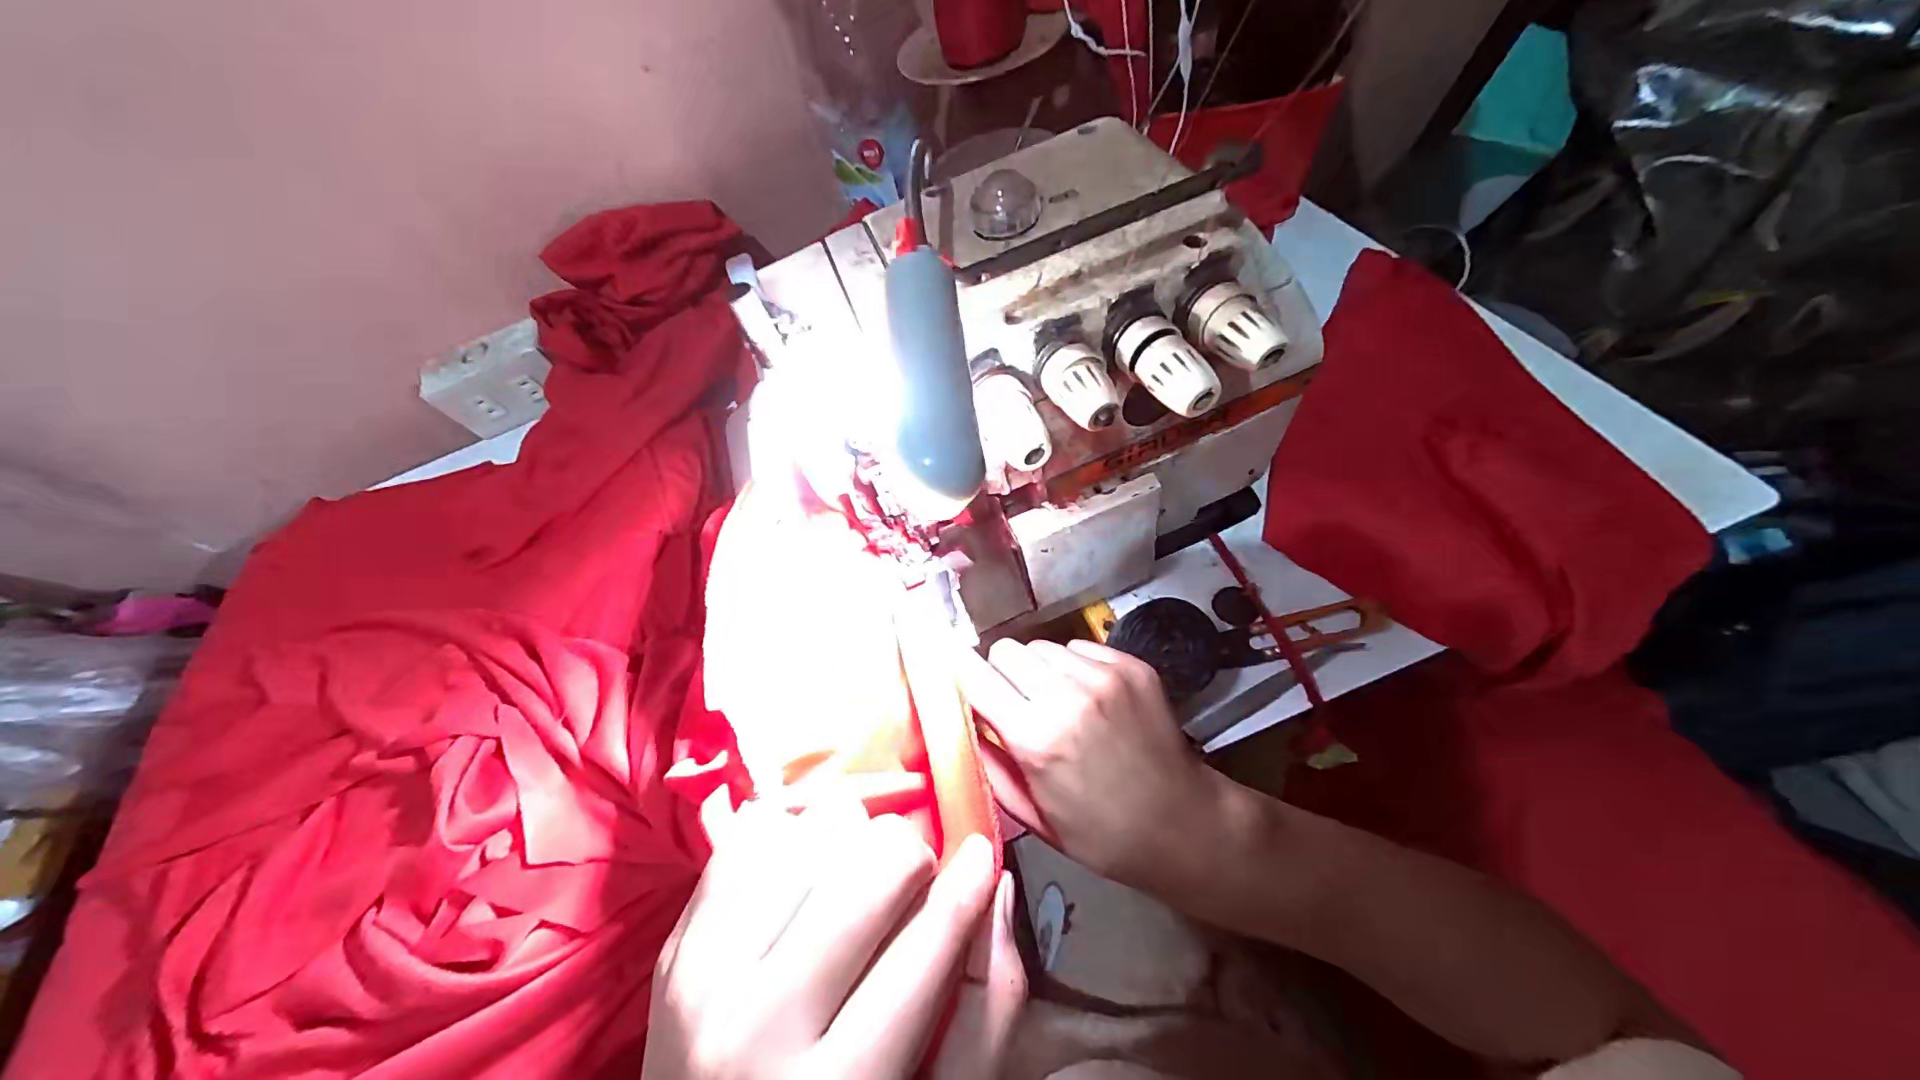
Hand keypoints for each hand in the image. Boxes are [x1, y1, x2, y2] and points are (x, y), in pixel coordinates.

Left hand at [643, 798, 1022, 1079]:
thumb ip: (985, 1007)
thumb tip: (993, 884)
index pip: (921, 951)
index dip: (964, 887)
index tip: (979, 854)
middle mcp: (757, 1029)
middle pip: (864, 873)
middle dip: (905, 858)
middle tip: (910, 878)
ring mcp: (702, 981)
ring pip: (806, 838)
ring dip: (847, 839)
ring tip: (854, 871)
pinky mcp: (675, 947)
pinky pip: (749, 841)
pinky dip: (790, 836)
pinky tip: (805, 866)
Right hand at [956, 638, 1226, 892]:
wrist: (1185, 824)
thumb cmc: (1102, 834)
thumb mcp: (1032, 815)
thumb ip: (989, 764)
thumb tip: (961, 722)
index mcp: (1036, 737)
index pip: (973, 675)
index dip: (961, 676)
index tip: (958, 682)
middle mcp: (1067, 694)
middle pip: (1006, 650)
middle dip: (1000, 674)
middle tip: (1013, 703)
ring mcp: (1104, 675)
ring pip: (1042, 647)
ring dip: (1037, 670)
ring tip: (1055, 703)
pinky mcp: (1131, 665)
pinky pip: (1079, 648)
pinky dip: (1073, 668)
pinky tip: (1088, 699)